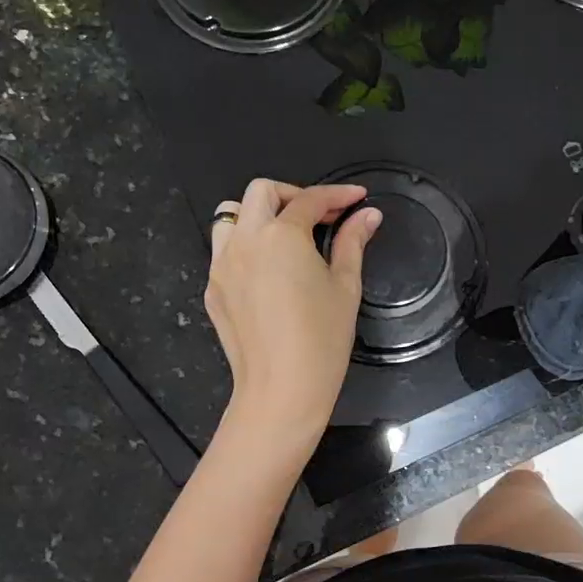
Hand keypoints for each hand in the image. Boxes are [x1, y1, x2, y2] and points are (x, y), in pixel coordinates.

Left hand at [205, 179, 381, 443]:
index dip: (338, 195)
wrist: (281, 389)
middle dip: (293, 195)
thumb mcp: (345, 286)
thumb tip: (368, 215)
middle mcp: (245, 241)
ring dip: (259, 216)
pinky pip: (224, 252)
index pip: (310, 200)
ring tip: (286, 238)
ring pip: (231, 217)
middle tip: (320, 216)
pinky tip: (269, 272)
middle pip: (261, 192)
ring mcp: (222, 265)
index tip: (357, 199)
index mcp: (281, 236)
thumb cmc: (322, 338)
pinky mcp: (213, 289)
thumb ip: (353, 243)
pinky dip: (246, 248)